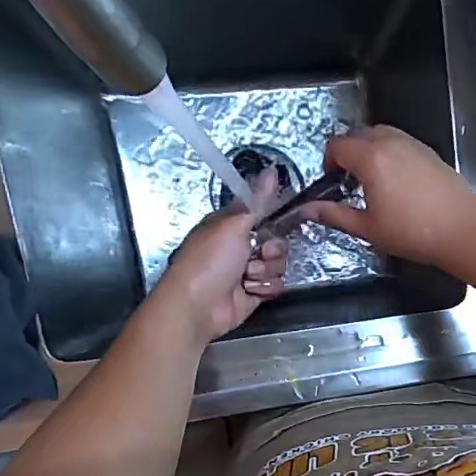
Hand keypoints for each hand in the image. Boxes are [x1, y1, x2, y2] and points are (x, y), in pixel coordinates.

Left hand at [156, 170, 287, 341]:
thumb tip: (271, 169)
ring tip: (247, 277)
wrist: (197, 306)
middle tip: (259, 254)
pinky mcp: (254, 294)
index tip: (278, 223)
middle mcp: (240, 247)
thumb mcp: (232, 224)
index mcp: (231, 226)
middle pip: (276, 243)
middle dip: (272, 251)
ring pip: (278, 266)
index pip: (263, 216)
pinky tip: (249, 291)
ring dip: (266, 272)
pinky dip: (264, 289)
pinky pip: (275, 286)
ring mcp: (247, 272)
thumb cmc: (209, 260)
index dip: (273, 220)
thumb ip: (257, 201)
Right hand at [300, 126, 475, 268]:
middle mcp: (390, 142)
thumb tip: (308, 210)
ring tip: (372, 182)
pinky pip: (400, 142)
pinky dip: (389, 153)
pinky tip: (396, 183)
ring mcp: (412, 144)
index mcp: (370, 158)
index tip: (332, 182)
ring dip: (368, 151)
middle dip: (347, 154)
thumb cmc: (414, 232)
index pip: (337, 145)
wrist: (463, 229)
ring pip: (380, 135)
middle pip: (357, 135)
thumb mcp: (368, 228)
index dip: (328, 162)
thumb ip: (335, 215)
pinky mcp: (429, 152)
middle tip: (349, 183)